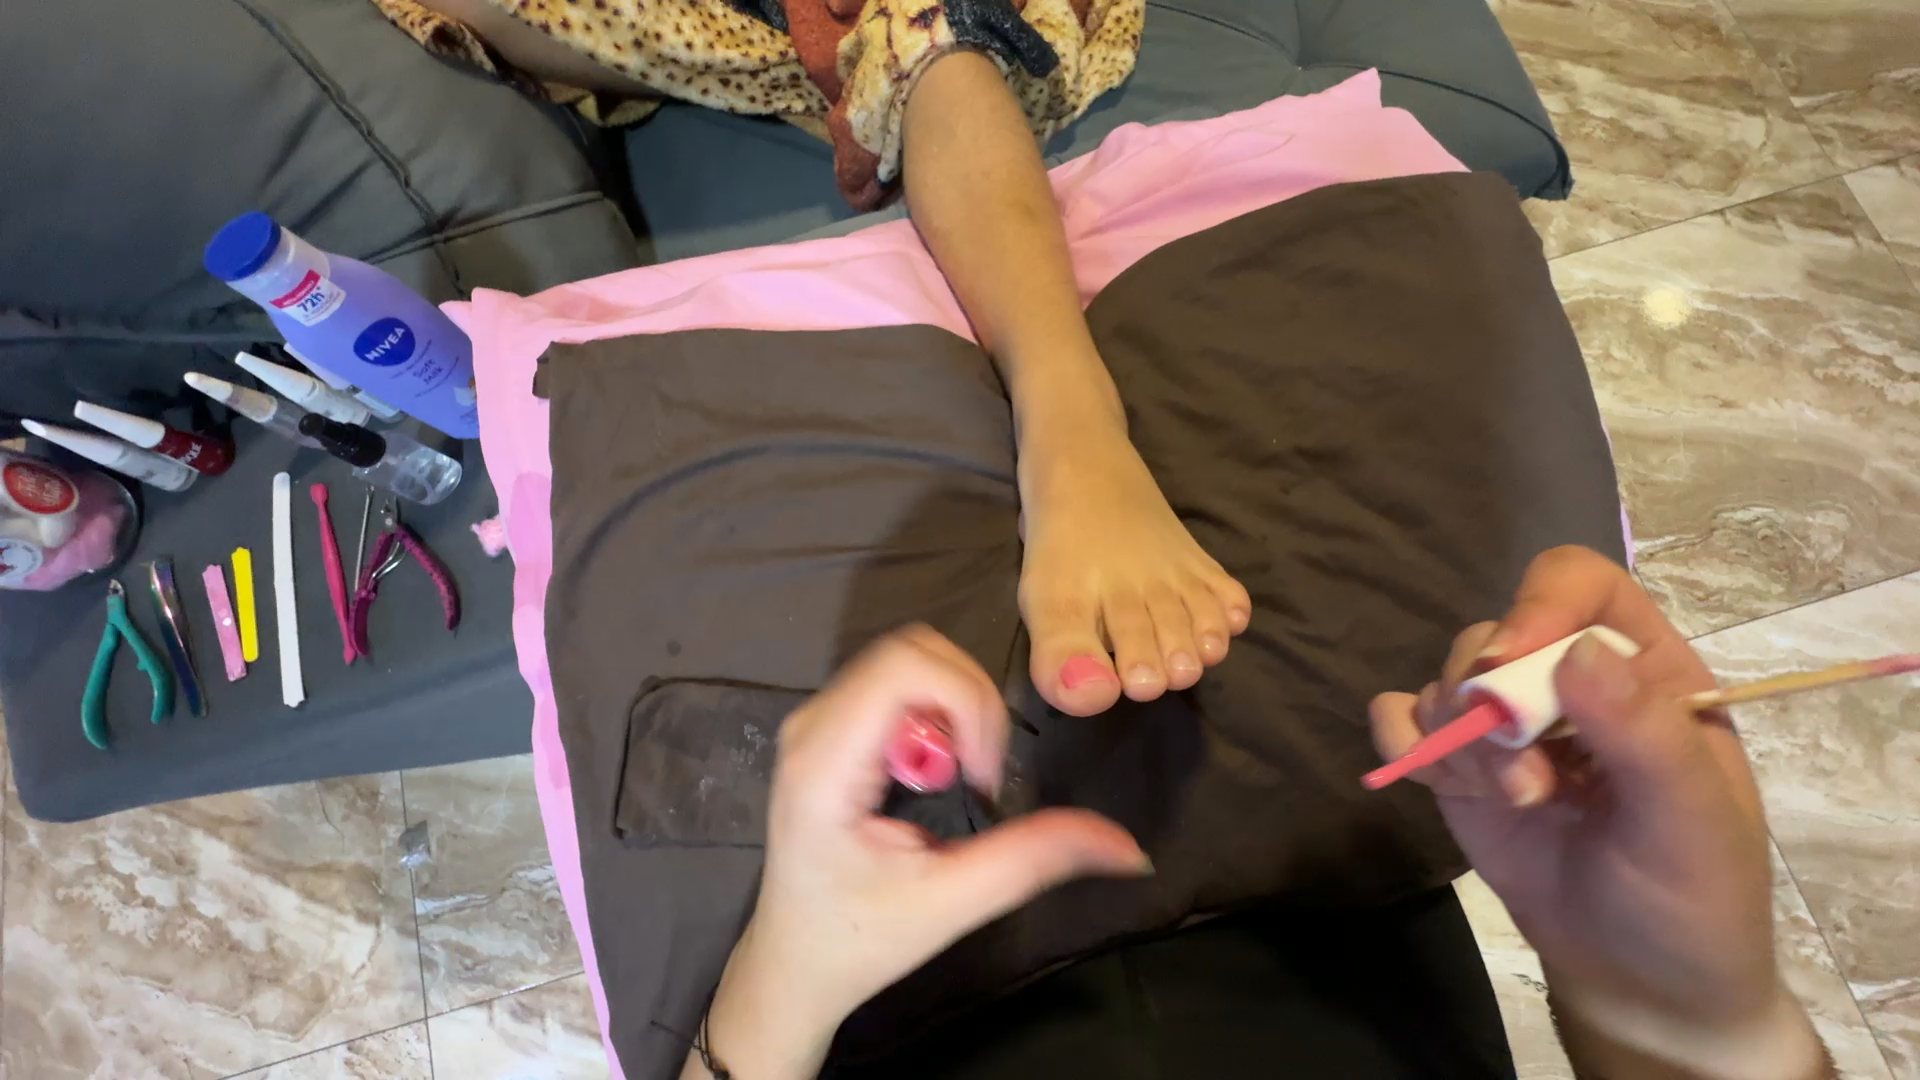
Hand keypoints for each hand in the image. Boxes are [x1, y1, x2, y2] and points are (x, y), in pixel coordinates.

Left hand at [688, 626, 1149, 1079]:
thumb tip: (1125, 845)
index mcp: (824, 761)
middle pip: (911, 650)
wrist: (792, 962)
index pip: (902, 666)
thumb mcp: (949, 905)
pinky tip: (937, 769)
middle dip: (970, 699)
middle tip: (980, 774)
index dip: (966, 699)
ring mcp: (818, 716)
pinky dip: (940, 708)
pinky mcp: (834, 722)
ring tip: (960, 776)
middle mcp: (814, 721)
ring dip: (957, 703)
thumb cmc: (857, 940)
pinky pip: (900, 679)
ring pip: (909, 657)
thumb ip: (1033, 861)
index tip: (981, 774)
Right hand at [1369, 547, 1821, 1077]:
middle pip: (1490, 637)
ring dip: (1458, 742)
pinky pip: (1392, 713)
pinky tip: (1439, 785)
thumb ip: (1643, 736)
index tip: (1508, 662)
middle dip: (1489, 706)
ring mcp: (1499, 718)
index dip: (1539, 605)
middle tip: (1521, 777)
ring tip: (1507, 800)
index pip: (1581, 588)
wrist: (1625, 966)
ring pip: (1441, 680)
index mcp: (1642, 671)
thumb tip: (1576, 653)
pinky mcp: (1448, 753)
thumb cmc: (1686, 895)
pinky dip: (1401, 743)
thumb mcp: (1692, 823)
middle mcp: (1561, 680)